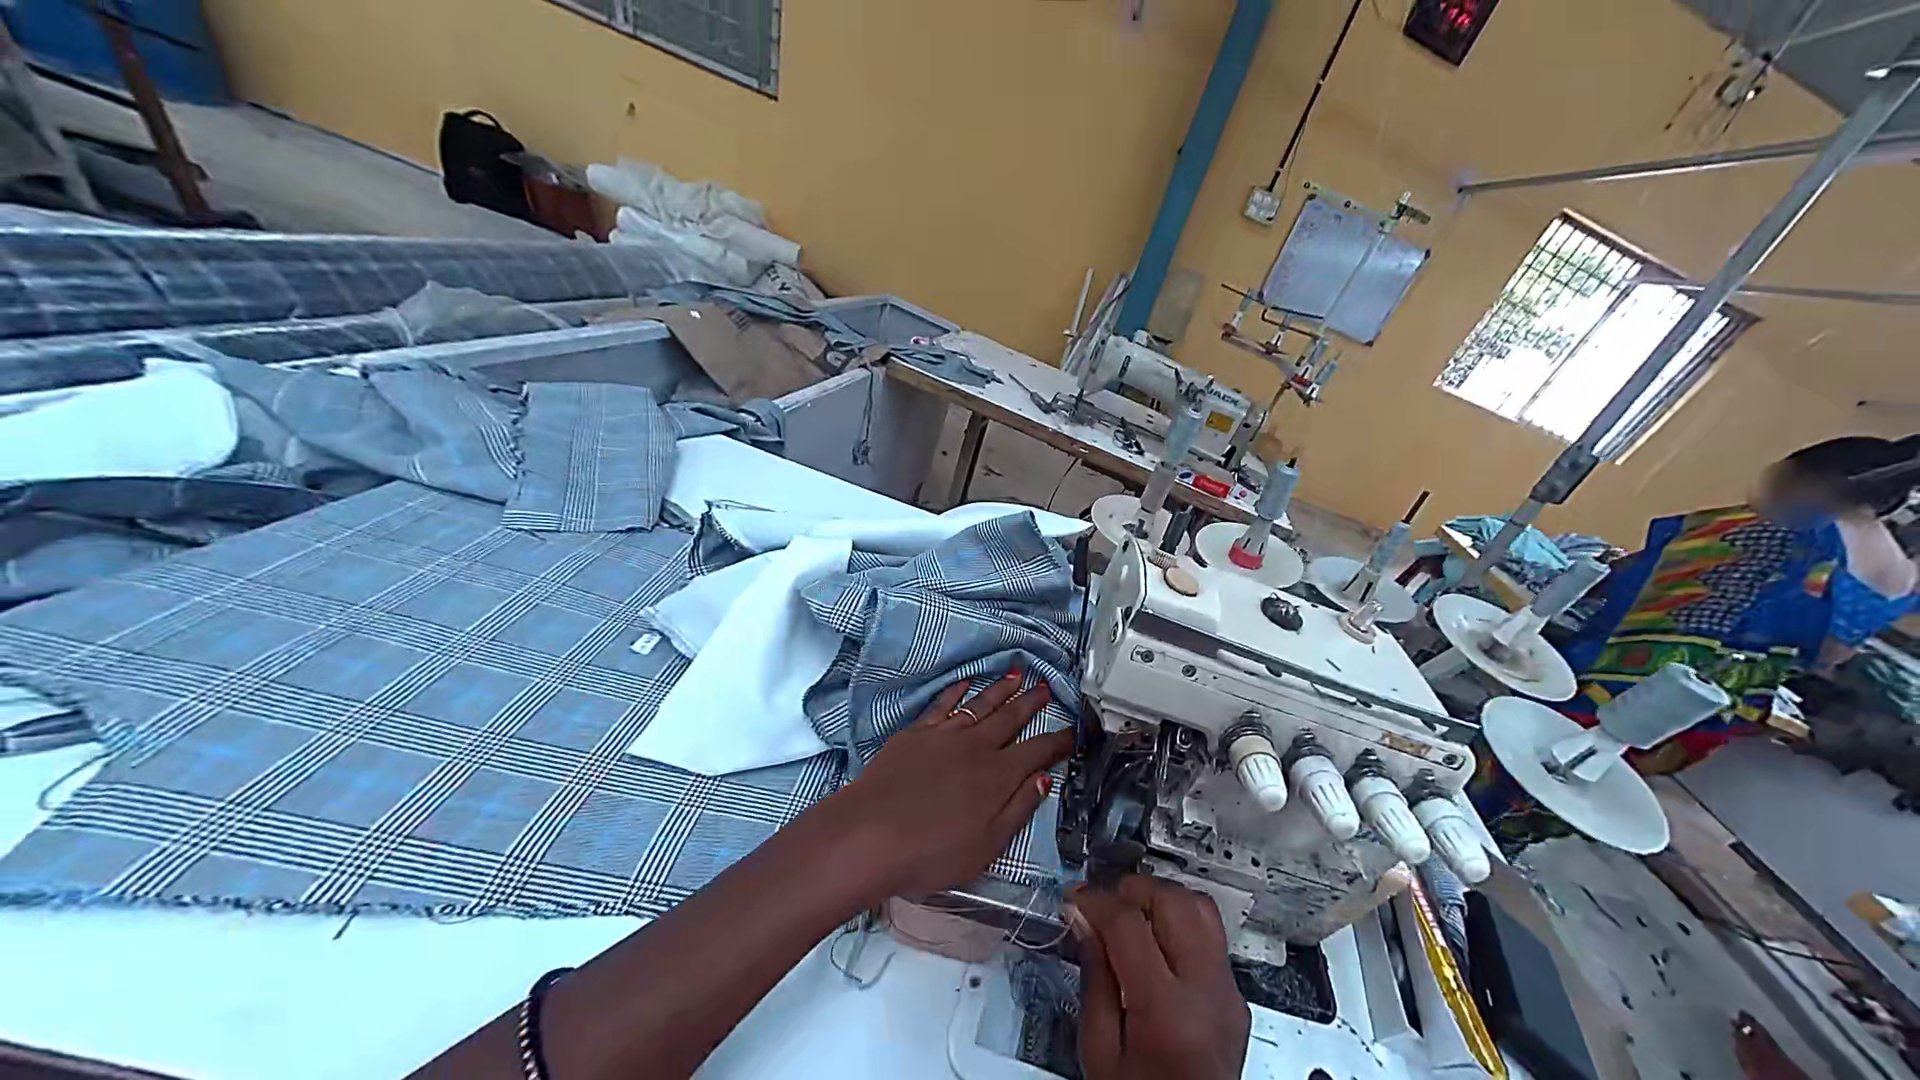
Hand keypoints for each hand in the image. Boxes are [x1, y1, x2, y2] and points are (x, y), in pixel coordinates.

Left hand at [811, 668, 1073, 900]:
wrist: (868, 834)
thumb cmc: (929, 852)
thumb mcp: (986, 846)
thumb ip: (1018, 809)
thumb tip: (1043, 778)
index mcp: (997, 777)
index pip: (1037, 752)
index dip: (1059, 741)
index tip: (1074, 730)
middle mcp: (975, 747)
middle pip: (1010, 718)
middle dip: (1031, 702)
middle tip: (1046, 687)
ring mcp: (944, 735)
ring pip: (980, 705)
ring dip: (1000, 689)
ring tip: (1016, 674)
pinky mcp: (916, 733)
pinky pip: (943, 704)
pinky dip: (957, 691)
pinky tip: (966, 684)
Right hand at [1071, 875, 1249, 1079]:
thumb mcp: (1099, 1050)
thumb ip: (1093, 978)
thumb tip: (1084, 919)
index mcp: (1166, 1012)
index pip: (1129, 924)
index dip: (1096, 900)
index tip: (1076, 898)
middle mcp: (1207, 994)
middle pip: (1173, 902)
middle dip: (1132, 891)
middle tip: (1104, 905)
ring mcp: (1229, 993)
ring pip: (1200, 908)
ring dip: (1161, 899)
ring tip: (1130, 915)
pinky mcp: (1237, 996)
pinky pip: (1211, 935)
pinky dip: (1180, 921)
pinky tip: (1154, 941)